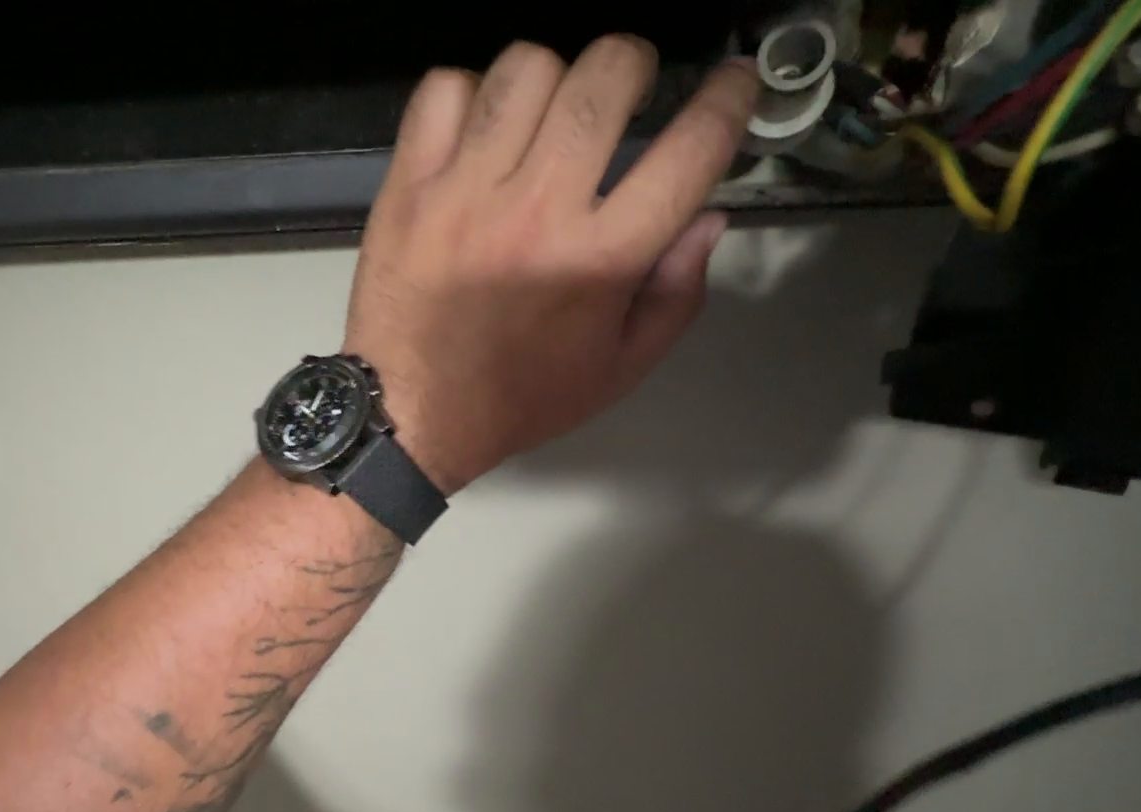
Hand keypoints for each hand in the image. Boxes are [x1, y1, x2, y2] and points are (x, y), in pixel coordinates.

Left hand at [343, 37, 759, 492]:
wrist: (413, 414)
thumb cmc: (521, 399)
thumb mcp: (618, 369)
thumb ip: (676, 295)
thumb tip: (709, 216)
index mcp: (602, 258)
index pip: (690, 148)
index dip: (728, 98)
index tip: (731, 84)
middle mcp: (538, 209)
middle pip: (605, 76)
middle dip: (632, 67)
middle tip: (623, 95)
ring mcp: (465, 192)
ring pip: (525, 70)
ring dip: (550, 79)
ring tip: (544, 117)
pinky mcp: (409, 188)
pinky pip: (442, 92)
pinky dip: (467, 96)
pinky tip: (476, 134)